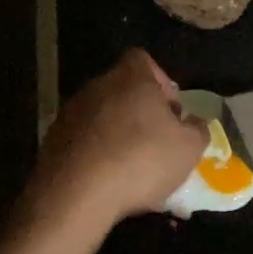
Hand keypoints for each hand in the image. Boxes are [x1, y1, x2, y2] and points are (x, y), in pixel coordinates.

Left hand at [18, 49, 207, 233]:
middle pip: (123, 90)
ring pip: (103, 116)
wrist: (78, 192)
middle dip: (141, 112)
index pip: (145, 61)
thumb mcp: (189, 149)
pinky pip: (85, 140)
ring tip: (134, 167)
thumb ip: (198, 130)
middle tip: (158, 142)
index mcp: (131, 78)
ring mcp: (71, 112)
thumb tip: (196, 123)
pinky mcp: (54, 139)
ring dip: (118, 135)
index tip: (172, 112)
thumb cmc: (142, 160)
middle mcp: (97, 85)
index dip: (162, 83)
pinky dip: (98, 154)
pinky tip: (109, 180)